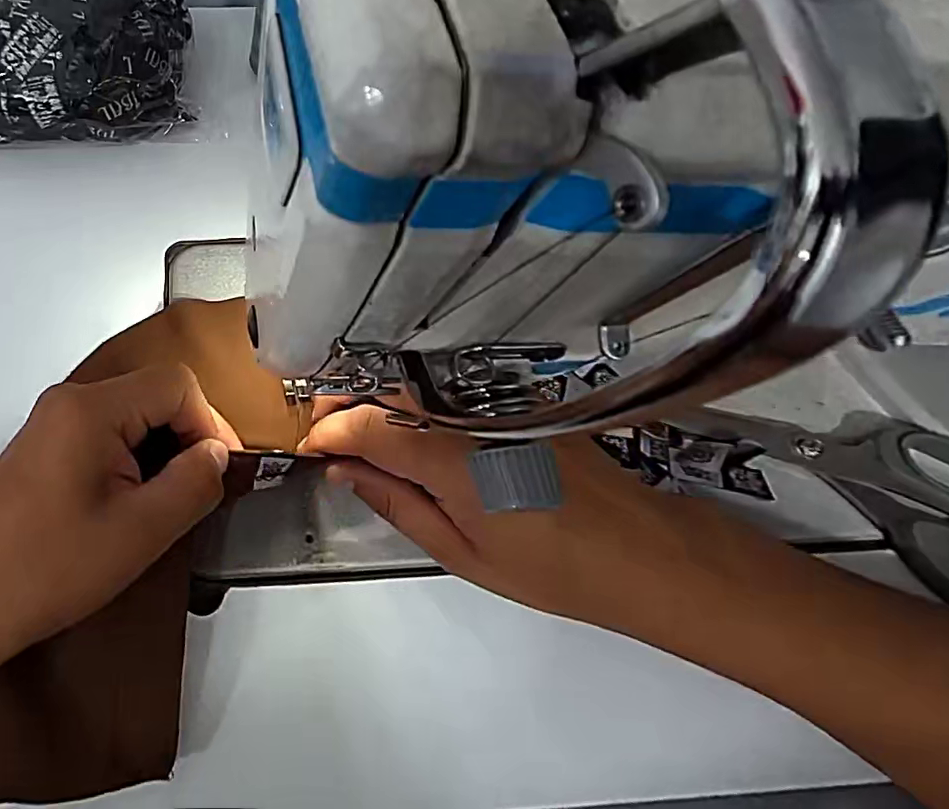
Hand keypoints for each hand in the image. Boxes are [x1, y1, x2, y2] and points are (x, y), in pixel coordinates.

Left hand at [0, 364, 238, 731]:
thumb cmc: (46, 571)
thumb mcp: (139, 532)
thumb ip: (193, 484)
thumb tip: (218, 455)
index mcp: (90, 409)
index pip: (175, 385)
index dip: (209, 423)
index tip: (220, 471)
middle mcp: (70, 400)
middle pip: (154, 392)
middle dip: (188, 435)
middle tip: (201, 488)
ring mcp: (54, 420)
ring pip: (133, 412)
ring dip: (162, 447)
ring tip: (172, 499)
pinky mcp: (47, 444)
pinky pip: (108, 430)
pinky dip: (135, 455)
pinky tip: (137, 498)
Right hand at [303, 404, 811, 642]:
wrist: (640, 550)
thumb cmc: (550, 566)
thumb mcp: (460, 551)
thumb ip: (395, 502)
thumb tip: (344, 471)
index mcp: (448, 457)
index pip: (365, 425)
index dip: (328, 433)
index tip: (308, 448)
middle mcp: (466, 415)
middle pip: (384, 389)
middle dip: (341, 403)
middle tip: (323, 433)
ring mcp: (492, 401)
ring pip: (412, 383)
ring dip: (372, 398)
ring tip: (354, 428)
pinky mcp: (511, 398)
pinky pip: (444, 387)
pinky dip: (409, 398)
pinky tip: (403, 421)